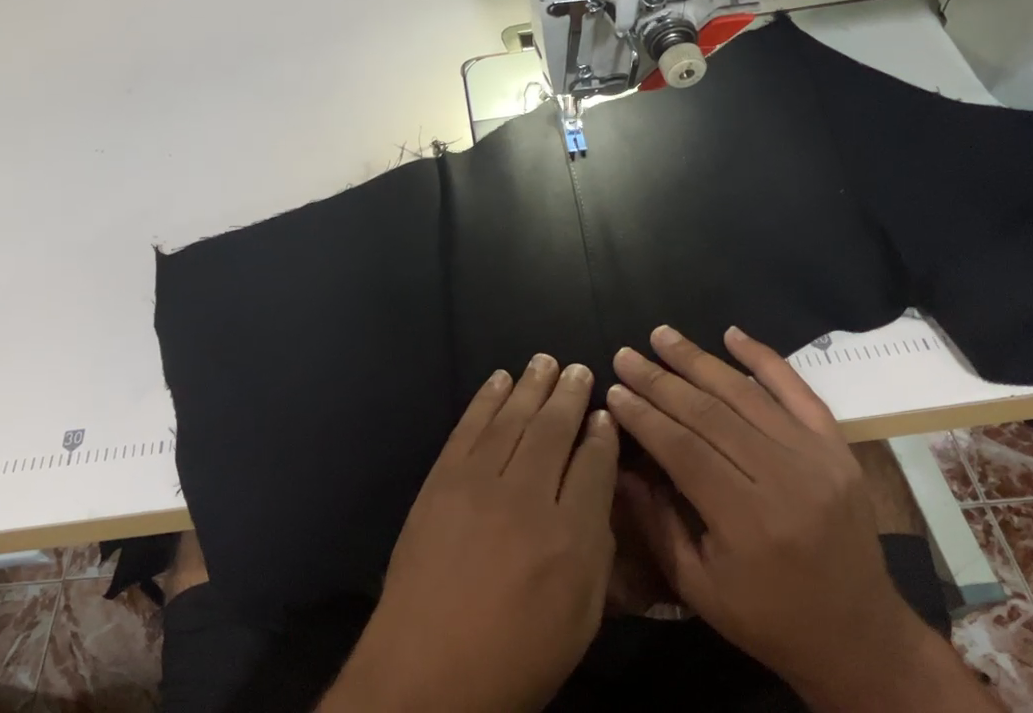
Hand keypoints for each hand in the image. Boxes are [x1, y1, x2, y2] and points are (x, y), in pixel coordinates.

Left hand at [320, 354, 618, 712]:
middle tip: (578, 369)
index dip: (603, 435)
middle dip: (570, 397)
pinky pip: (468, 428)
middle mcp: (527, 498)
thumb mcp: (581, 619)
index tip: (606, 413)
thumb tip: (599, 497)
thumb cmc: (516, 658)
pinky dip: (485, 400)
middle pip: (554, 432)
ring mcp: (478, 484)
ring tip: (545, 362)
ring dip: (531, 387)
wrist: (426, 670)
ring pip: (512, 420)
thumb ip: (597, 553)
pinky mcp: (441, 482)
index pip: (594, 466)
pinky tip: (499, 381)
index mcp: (570, 538)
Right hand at [608, 326, 992, 709]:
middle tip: (625, 356)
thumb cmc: (768, 620)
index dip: (644, 416)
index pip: (684, 449)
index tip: (613, 390)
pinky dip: (765, 359)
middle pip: (711, 414)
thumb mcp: (697, 587)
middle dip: (661, 382)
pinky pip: (799, 392)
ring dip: (700, 360)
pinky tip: (732, 334)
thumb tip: (616, 466)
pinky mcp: (838, 449)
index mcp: (749, 522)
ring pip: (747, 395)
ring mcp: (818, 458)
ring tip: (661, 335)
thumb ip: (655, 524)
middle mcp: (787, 480)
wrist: (859, 636)